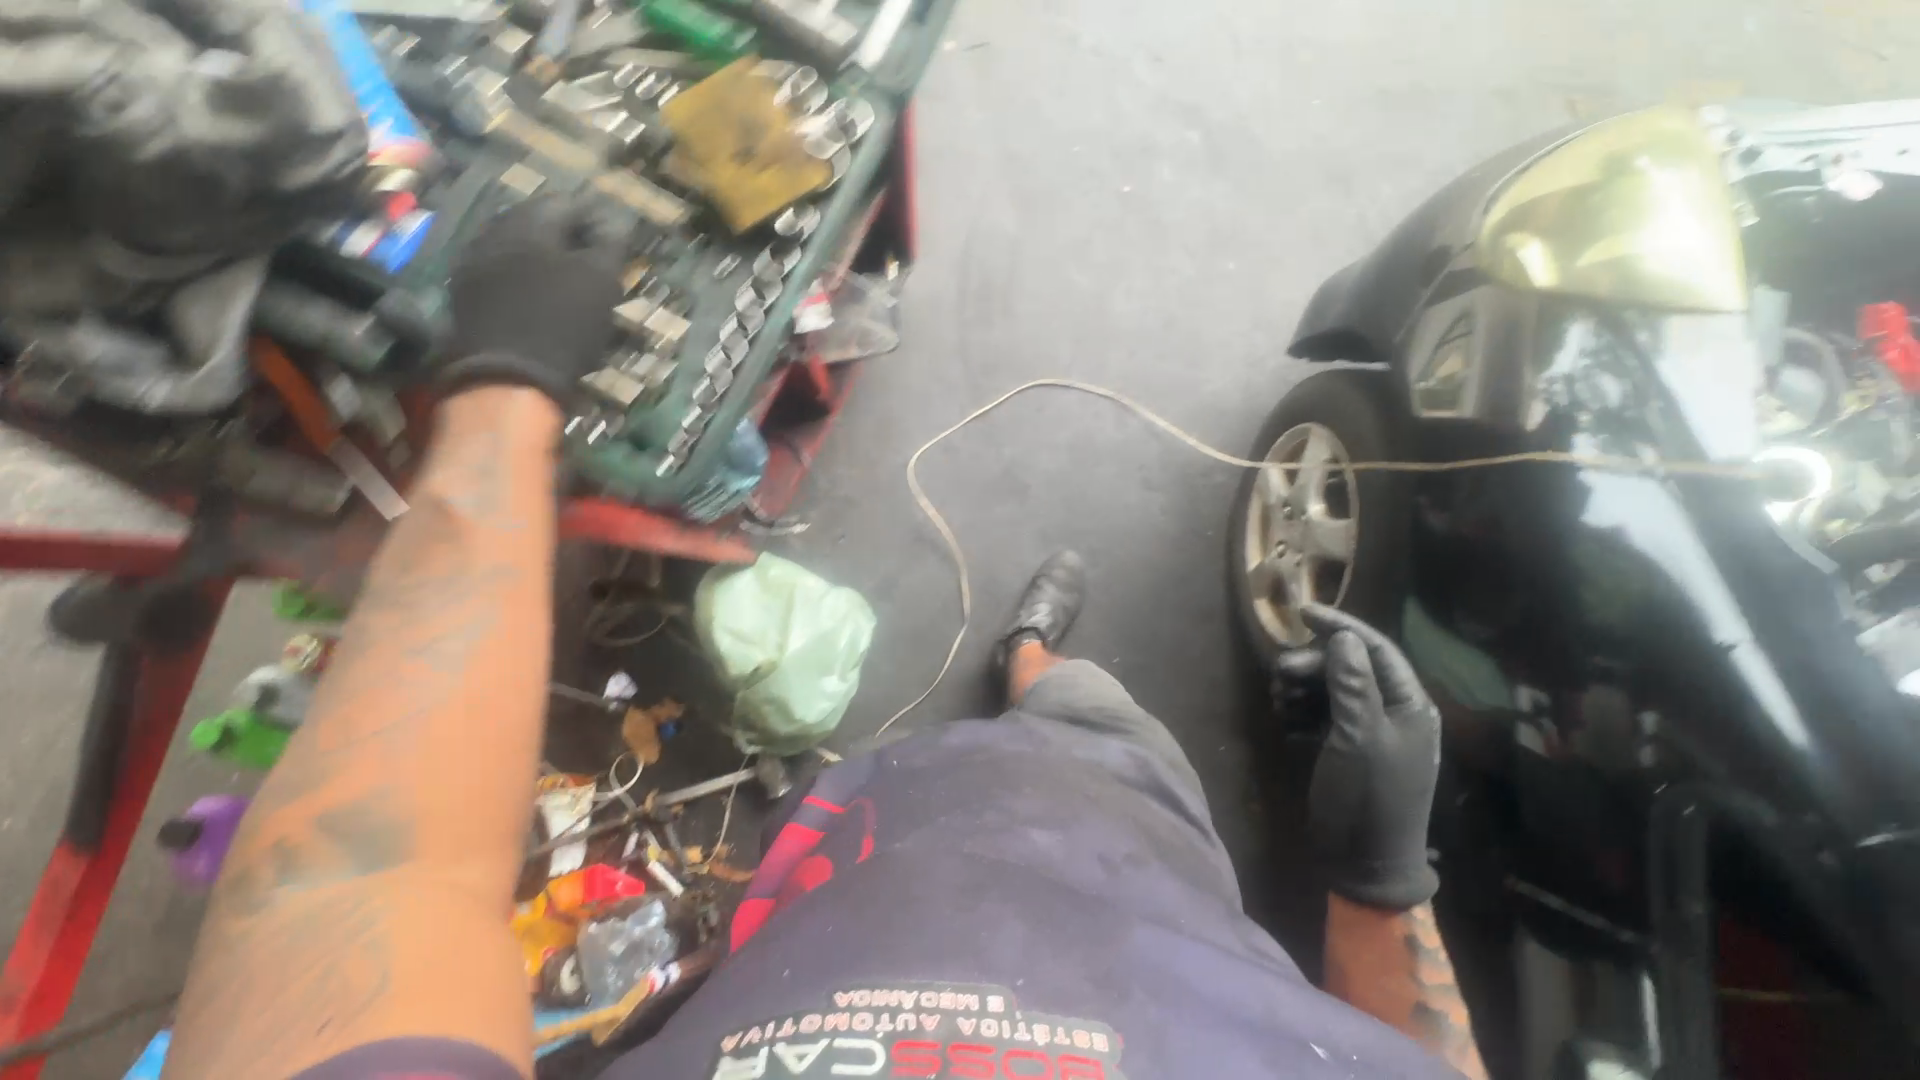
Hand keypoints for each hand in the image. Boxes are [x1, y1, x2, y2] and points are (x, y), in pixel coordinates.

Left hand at [440, 195, 627, 404]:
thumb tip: (615, 221)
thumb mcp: (601, 281)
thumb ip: (609, 244)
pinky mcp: (465, 291)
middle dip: (564, 234)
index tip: (612, 237)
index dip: (594, 217)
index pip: (566, 203)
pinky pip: (499, 269)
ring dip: (541, 255)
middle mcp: (495, 231)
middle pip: (535, 221)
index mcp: (529, 222)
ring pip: (515, 245)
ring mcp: (474, 260)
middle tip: (590, 256)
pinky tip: (537, 295)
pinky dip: (522, 275)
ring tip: (565, 277)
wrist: (510, 373)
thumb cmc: (565, 321)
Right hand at [1300, 604, 1439, 911]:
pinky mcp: (1347, 751)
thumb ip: (1353, 684)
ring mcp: (1369, 733)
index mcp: (1409, 706)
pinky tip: (1285, 722)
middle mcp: (1393, 713)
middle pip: (1348, 667)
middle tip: (1279, 674)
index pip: (1375, 649)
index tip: (1300, 611)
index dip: (1340, 626)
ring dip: (1302, 688)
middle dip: (1312, 665)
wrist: (1363, 864)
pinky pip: (1321, 716)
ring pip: (1331, 690)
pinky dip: (1300, 713)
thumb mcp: (1358, 737)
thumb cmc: (1367, 798)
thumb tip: (1344, 638)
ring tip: (1278, 700)